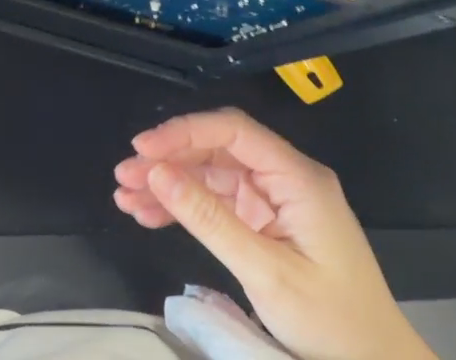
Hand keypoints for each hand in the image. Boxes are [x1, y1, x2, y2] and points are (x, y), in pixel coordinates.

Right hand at [114, 109, 436, 359]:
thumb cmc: (332, 322)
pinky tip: (150, 216)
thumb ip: (208, 219)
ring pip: (211, 174)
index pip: (233, 132)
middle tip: (123, 178)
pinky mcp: (266, 222)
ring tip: (126, 199)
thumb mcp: (265, 272)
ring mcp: (276, 200)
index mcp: (298, 178)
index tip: (141, 149)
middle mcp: (286, 178)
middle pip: (217, 149)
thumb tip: (155, 172)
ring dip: (169, 184)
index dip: (183, 132)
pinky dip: (184, 207)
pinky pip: (217, 201)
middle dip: (168, 160)